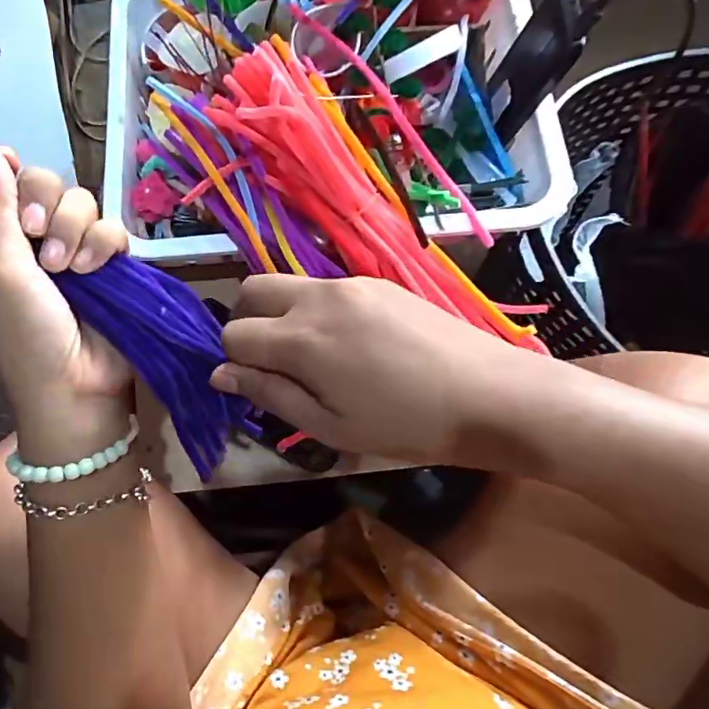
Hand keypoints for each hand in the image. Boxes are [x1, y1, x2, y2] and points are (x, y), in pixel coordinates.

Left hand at [0, 129, 132, 452]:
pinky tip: (94, 272)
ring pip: (84, 204)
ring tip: (67, 270)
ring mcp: (77, 252)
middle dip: (44, 206)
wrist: (77, 384)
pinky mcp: (113, 266)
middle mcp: (35, 240)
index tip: (11, 170)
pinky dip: (104, 246)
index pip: (3, 181)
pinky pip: (115, 230)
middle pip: (47, 184)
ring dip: (73, 231)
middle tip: (36, 240)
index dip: (8, 172)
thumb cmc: (25, 332)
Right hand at [211, 276, 541, 465]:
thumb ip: (271, 395)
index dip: (233, 361)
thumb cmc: (405, 424)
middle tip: (271, 363)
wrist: (487, 392)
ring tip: (312, 357)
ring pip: (289, 284)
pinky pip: (324, 287)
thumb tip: (221, 374)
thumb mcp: (331, 426)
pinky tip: (348, 343)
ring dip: (280, 314)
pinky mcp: (378, 281)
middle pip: (251, 290)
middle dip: (246, 323)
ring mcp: (351, 283)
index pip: (234, 333)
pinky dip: (314, 309)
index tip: (255, 385)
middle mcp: (319, 297)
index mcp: (302, 338)